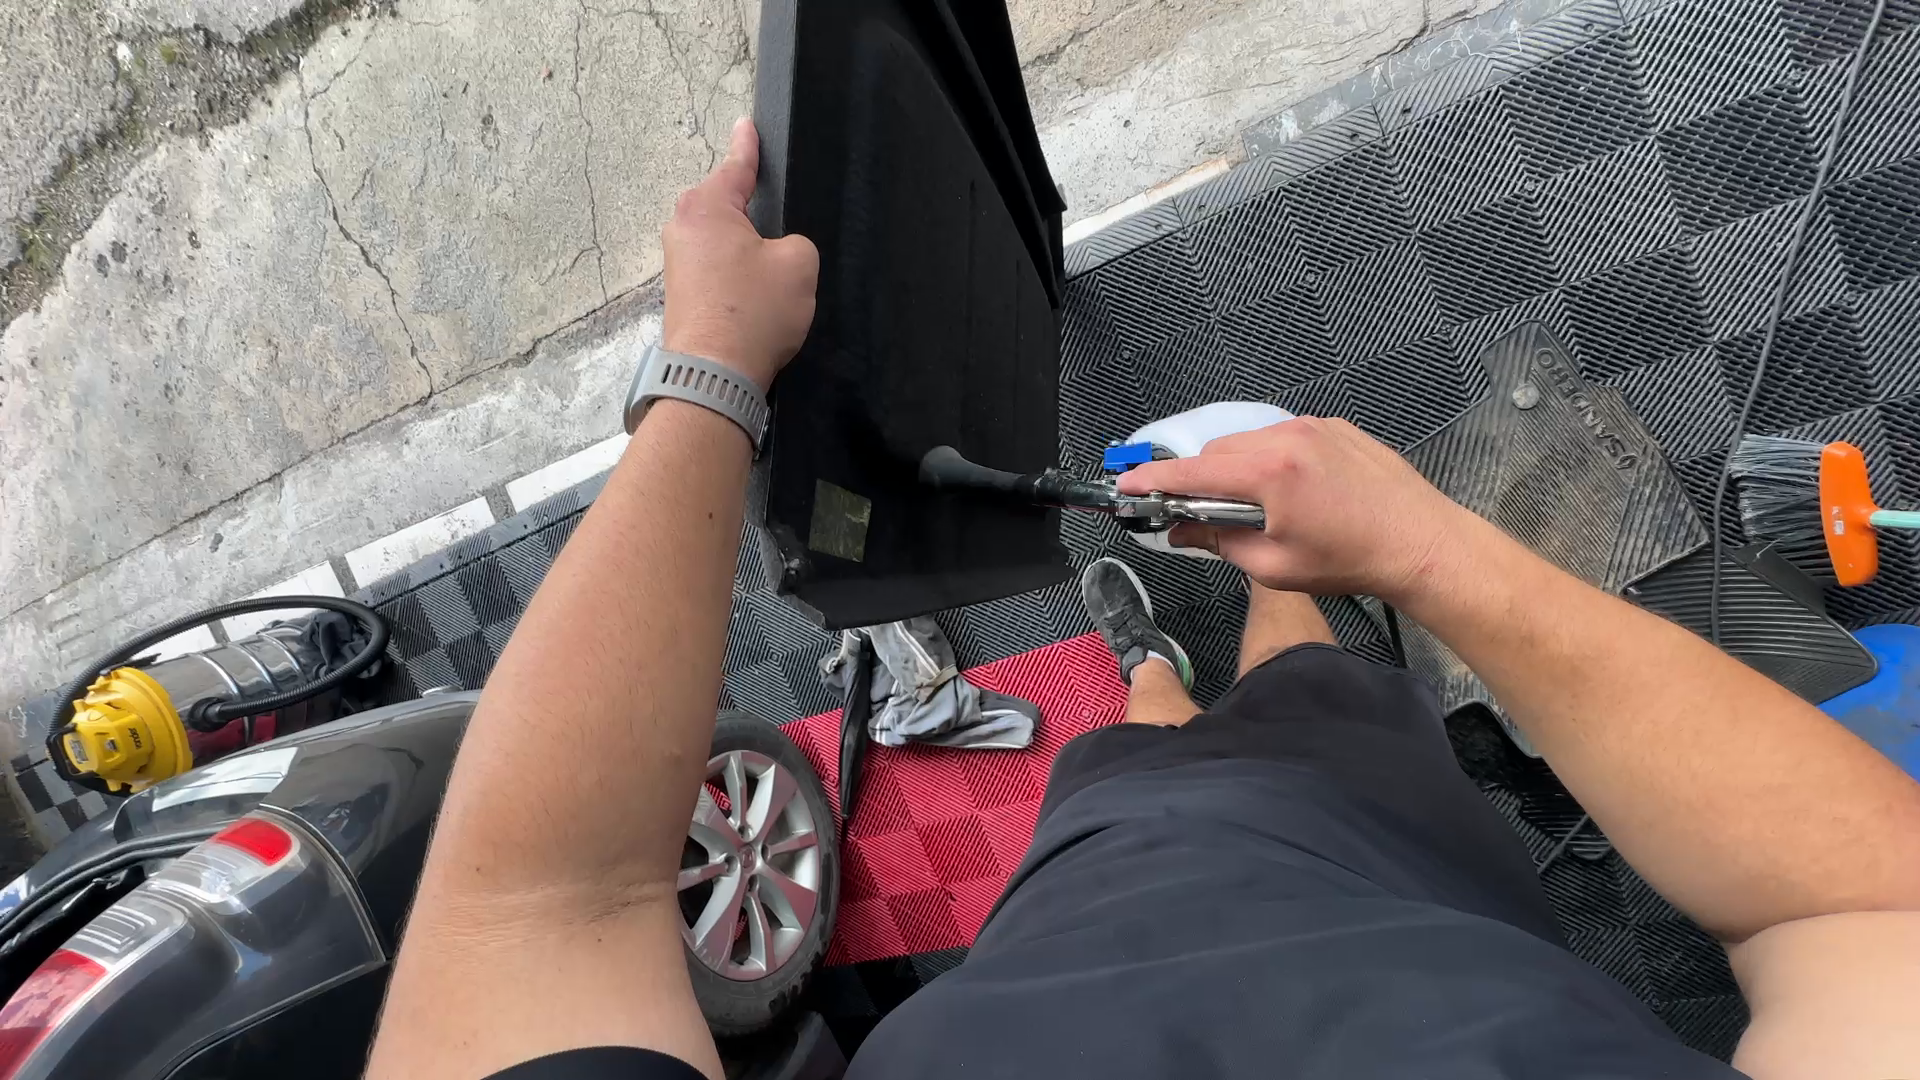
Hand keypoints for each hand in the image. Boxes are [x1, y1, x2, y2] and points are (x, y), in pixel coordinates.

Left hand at [661, 118, 818, 390]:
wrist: (715, 374)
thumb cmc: (755, 312)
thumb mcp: (799, 265)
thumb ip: (798, 243)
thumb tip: (779, 253)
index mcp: (706, 207)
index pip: (736, 167)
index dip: (748, 147)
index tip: (746, 126)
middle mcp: (682, 229)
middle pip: (726, 209)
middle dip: (751, 218)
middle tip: (779, 238)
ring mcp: (677, 266)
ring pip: (722, 246)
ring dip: (745, 257)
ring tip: (771, 285)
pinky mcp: (682, 298)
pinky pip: (717, 276)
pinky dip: (737, 284)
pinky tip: (755, 304)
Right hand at [1116, 416, 1478, 602]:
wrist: (1423, 545)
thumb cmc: (1352, 561)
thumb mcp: (1272, 566)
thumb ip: (1216, 543)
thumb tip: (1179, 534)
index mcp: (1270, 473)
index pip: (1191, 473)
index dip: (1153, 480)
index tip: (1126, 484)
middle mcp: (1288, 438)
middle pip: (1215, 451)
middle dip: (1197, 479)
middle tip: (1196, 512)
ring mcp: (1314, 427)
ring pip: (1246, 441)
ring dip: (1233, 467)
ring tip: (1250, 504)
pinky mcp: (1334, 427)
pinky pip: (1280, 436)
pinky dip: (1266, 457)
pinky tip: (1284, 489)